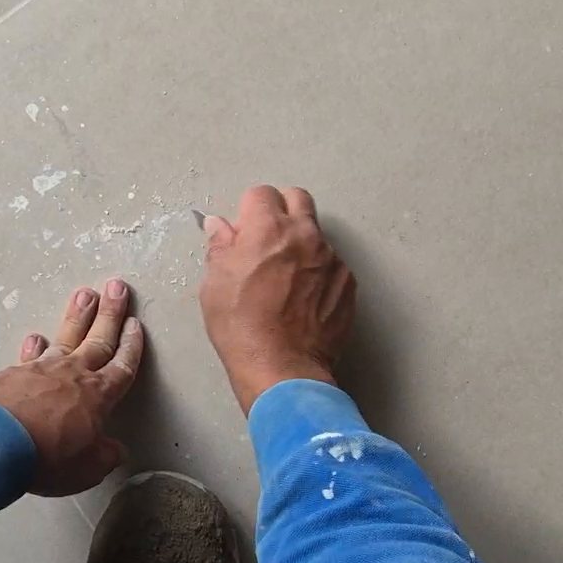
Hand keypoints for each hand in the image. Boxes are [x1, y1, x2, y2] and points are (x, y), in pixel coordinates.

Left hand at [0, 278, 145, 496]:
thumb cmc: (46, 458)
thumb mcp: (85, 469)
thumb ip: (103, 457)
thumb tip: (115, 451)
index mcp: (99, 397)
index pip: (123, 366)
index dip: (132, 346)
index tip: (136, 326)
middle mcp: (74, 375)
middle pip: (99, 339)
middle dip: (111, 314)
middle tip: (117, 287)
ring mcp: (43, 369)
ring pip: (66, 336)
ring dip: (77, 315)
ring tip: (85, 294)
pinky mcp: (14, 373)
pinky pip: (31, 354)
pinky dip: (35, 345)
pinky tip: (35, 337)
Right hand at [198, 185, 356, 413]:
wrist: (282, 369)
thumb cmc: (241, 329)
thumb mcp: (214, 286)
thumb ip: (220, 247)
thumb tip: (220, 227)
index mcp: (268, 229)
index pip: (260, 194)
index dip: (247, 212)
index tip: (242, 233)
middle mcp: (305, 235)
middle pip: (297, 199)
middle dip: (281, 211)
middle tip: (266, 240)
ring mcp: (331, 259)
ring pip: (315, 234)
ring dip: (300, 245)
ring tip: (285, 280)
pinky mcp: (347, 284)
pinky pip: (331, 266)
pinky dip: (317, 273)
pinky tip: (302, 301)